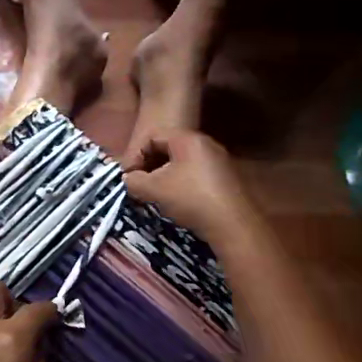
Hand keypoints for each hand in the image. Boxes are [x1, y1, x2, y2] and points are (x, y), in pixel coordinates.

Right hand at [122, 131, 256, 246]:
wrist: (232, 224)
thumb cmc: (190, 198)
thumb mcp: (153, 189)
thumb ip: (133, 180)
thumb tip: (128, 179)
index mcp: (187, 139)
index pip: (153, 137)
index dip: (136, 156)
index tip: (129, 177)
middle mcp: (206, 144)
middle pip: (168, 149)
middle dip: (149, 167)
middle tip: (140, 186)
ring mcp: (218, 162)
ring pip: (182, 164)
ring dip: (164, 177)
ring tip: (155, 196)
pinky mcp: (225, 179)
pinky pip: (196, 175)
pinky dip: (181, 185)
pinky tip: (177, 203)